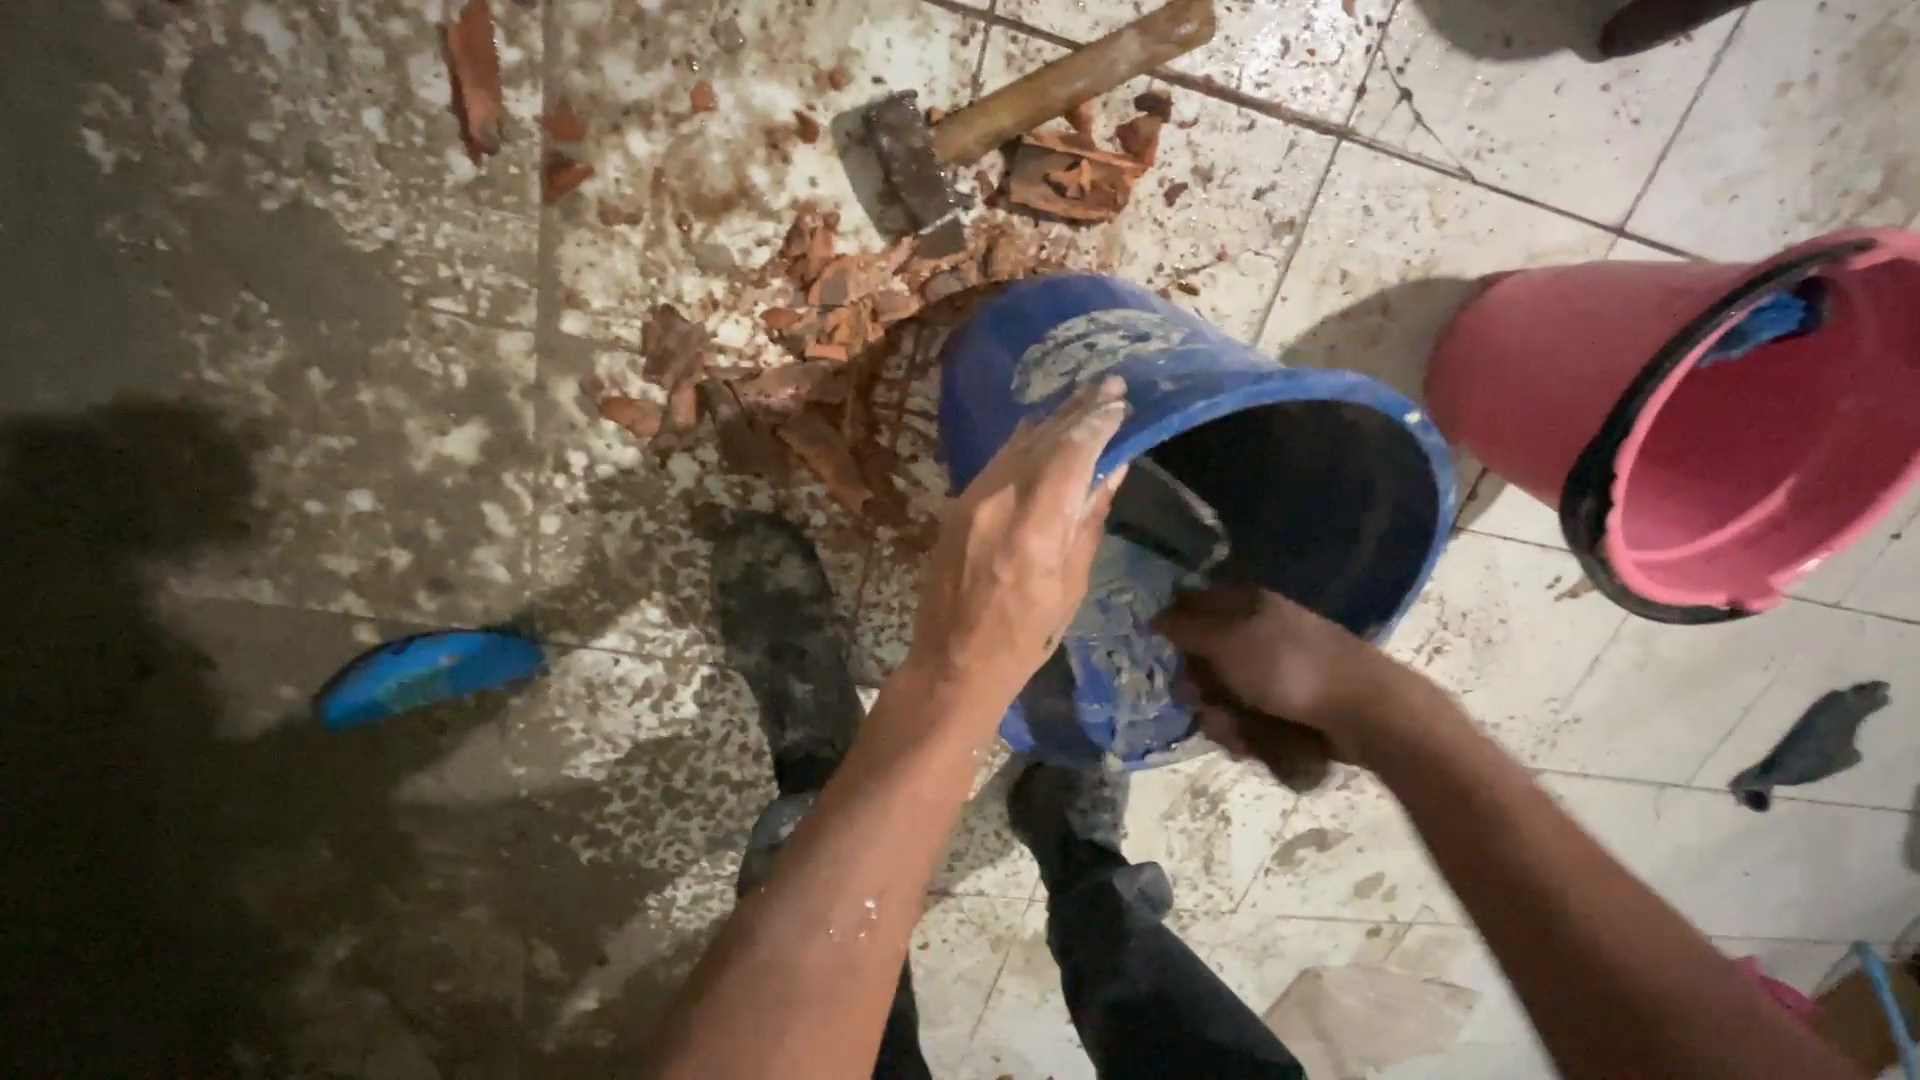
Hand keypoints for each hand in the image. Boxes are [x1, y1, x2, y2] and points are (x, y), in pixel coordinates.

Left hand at [908, 377, 1128, 707]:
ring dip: (1049, 421)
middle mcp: (997, 503)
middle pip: (1041, 440)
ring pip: (1014, 446)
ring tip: (1079, 399)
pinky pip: (994, 463)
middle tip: (1108, 384)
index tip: (1120, 400)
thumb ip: (1087, 522)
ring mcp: (968, 502)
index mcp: (1033, 530)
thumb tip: (1110, 470)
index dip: (1097, 422)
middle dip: (1077, 409)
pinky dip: (1022, 444)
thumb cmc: (1024, 638)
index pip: (1070, 455)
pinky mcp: (954, 507)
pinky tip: (1039, 432)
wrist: (952, 661)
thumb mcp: (1070, 586)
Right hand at [1155, 585, 1423, 765]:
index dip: (1171, 628)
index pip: (1191, 605)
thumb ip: (1185, 628)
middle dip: (1196, 686)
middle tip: (1201, 699)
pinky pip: (1247, 717)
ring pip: (1221, 694)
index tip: (1160, 653)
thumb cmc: (1288, 667)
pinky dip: (1244, 732)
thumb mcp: (1227, 641)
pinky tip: (1251, 744)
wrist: (1363, 710)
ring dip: (1218, 716)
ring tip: (1235, 732)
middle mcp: (1255, 633)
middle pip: (1200, 657)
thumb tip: (1153, 617)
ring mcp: (1273, 670)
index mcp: (1244, 605)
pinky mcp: (1286, 704)